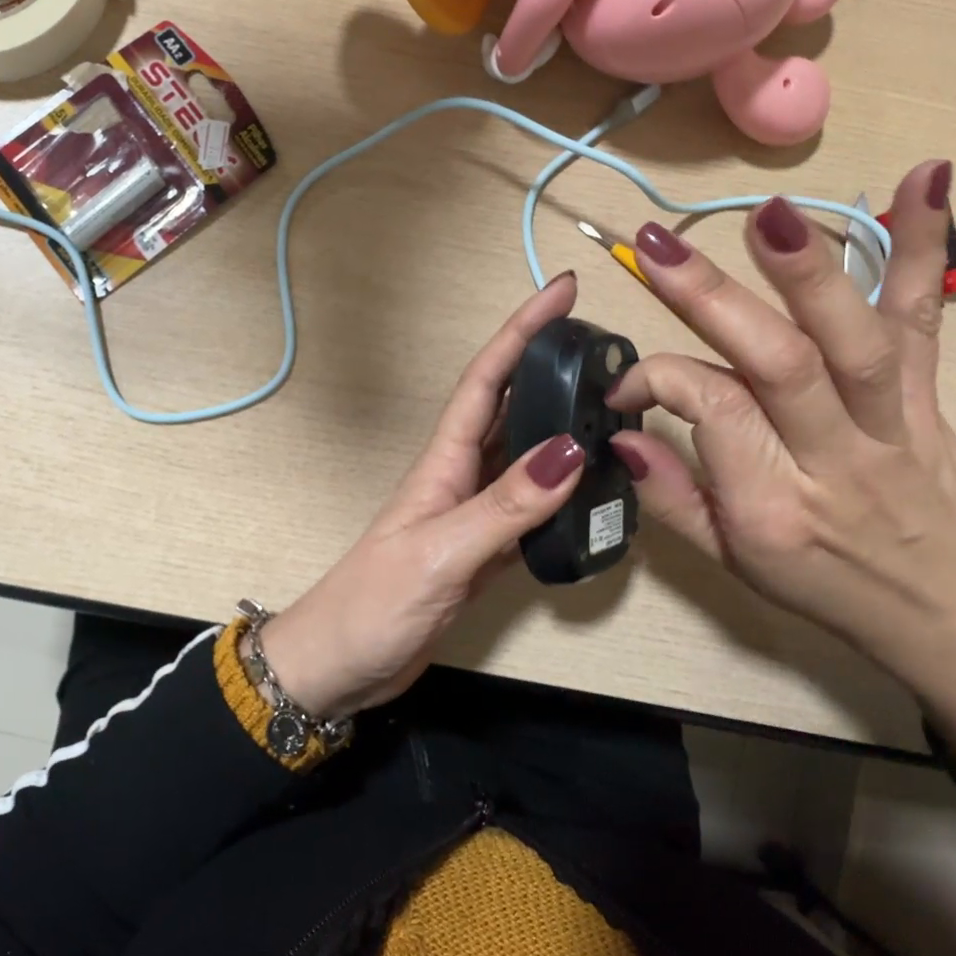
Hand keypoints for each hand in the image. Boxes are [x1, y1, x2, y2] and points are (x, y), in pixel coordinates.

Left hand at [260, 274, 587, 719]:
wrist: (341, 666)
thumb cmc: (372, 606)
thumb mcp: (440, 554)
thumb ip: (503, 507)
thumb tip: (572, 450)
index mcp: (441, 465)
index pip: (485, 382)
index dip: (521, 332)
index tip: (563, 289)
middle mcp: (458, 480)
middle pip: (510, 410)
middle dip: (550, 367)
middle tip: (608, 342)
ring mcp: (470, 518)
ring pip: (524, 459)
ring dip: (562, 427)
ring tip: (614, 405)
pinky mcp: (481, 555)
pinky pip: (529, 512)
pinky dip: (562, 497)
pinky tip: (593, 493)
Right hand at [607, 163, 955, 777]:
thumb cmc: (834, 593)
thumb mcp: (735, 565)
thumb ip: (673, 499)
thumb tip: (623, 435)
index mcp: (773, 505)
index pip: (709, 413)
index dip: (655, 380)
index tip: (622, 384)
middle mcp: (835, 457)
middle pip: (778, 364)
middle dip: (712, 300)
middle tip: (657, 246)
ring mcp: (892, 420)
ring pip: (853, 339)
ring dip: (809, 270)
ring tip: (768, 213)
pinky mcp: (929, 393)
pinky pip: (924, 320)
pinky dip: (925, 247)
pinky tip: (927, 178)